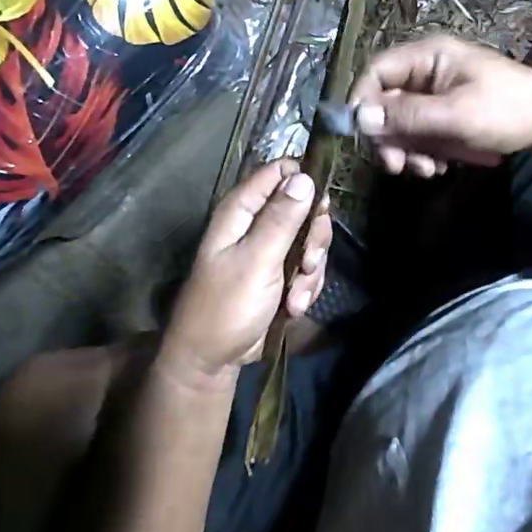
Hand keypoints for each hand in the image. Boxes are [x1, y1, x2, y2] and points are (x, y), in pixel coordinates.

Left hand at [162, 160, 332, 385]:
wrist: (211, 360)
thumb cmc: (226, 306)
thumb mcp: (257, 260)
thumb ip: (282, 218)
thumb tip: (304, 176)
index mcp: (242, 210)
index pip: (280, 172)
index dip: (304, 183)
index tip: (320, 209)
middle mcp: (256, 223)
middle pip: (303, 207)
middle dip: (313, 238)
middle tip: (308, 263)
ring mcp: (268, 249)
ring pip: (309, 240)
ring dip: (310, 270)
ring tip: (294, 297)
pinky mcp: (279, 273)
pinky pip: (306, 267)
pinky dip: (305, 287)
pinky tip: (293, 307)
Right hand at [348, 36, 531, 176]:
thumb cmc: (507, 110)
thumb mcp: (455, 115)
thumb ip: (407, 116)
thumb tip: (360, 118)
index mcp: (429, 56)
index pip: (376, 71)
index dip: (363, 101)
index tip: (360, 135)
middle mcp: (428, 70)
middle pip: (386, 102)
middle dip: (390, 137)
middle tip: (397, 166)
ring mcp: (438, 93)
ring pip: (402, 123)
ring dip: (409, 150)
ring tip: (430, 170)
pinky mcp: (447, 113)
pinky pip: (422, 133)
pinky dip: (426, 152)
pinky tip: (443, 166)